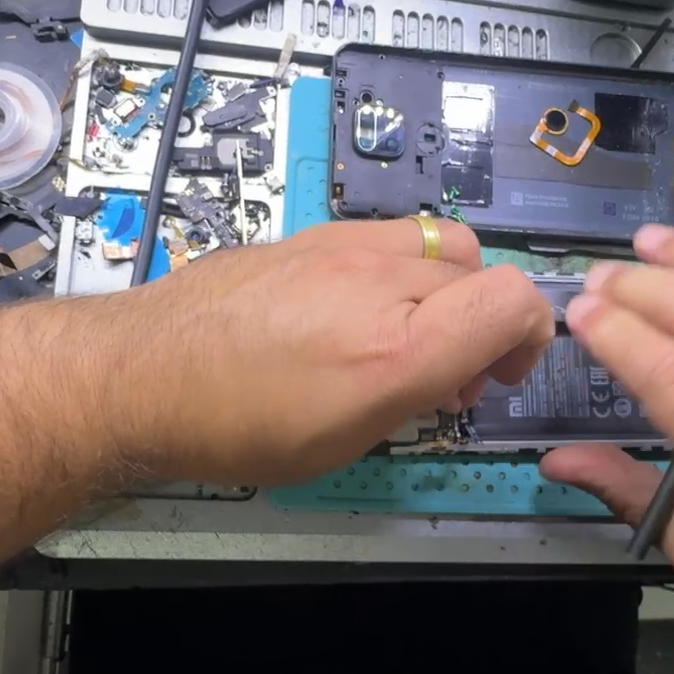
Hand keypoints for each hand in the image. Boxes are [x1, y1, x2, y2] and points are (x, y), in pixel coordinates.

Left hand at [108, 218, 554, 485]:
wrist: (143, 372)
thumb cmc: (236, 425)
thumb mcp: (345, 441)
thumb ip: (418, 393)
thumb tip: (453, 368)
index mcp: (395, 347)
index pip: (515, 299)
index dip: (530, 335)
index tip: (499, 372)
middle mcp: (379, 281)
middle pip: (482, 274)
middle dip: (484, 326)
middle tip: (448, 375)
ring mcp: (343, 245)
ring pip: (443, 245)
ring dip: (449, 289)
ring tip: (412, 333)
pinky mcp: (314, 232)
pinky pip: (392, 238)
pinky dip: (405, 271)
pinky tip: (363, 307)